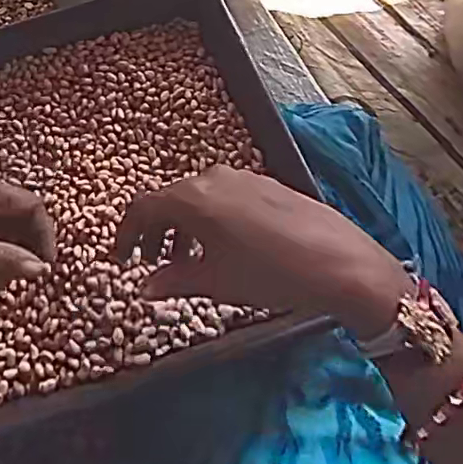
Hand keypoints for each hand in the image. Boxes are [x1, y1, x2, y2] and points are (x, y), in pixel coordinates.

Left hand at [0, 172, 55, 291]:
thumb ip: (10, 260)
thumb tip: (44, 270)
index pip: (32, 206)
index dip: (44, 236)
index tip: (48, 267)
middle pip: (18, 217)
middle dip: (25, 248)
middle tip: (29, 278)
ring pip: (1, 229)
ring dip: (8, 256)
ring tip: (2, 285)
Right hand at [115, 166, 411, 337]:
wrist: (341, 262)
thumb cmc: (270, 273)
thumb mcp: (216, 281)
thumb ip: (173, 280)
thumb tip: (144, 286)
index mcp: (193, 197)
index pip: (143, 208)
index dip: (126, 235)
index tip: (121, 260)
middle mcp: (212, 177)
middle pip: (169, 199)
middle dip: (155, 232)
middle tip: (151, 263)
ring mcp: (241, 176)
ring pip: (197, 197)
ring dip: (182, 226)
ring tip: (186, 260)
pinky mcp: (264, 182)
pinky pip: (222, 196)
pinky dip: (208, 219)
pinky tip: (222, 246)